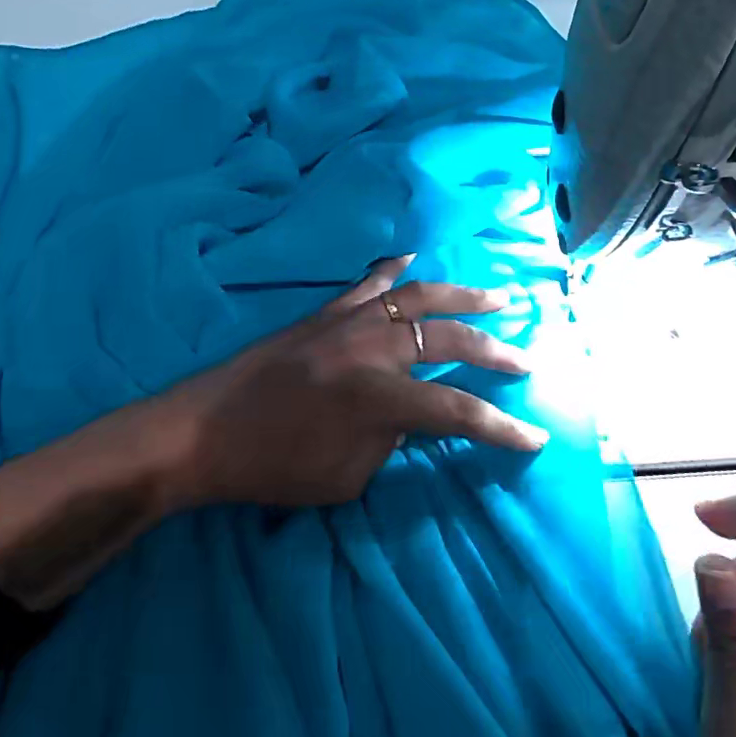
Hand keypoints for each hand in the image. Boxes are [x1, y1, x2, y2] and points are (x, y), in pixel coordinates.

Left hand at [153, 255, 548, 508]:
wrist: (201, 431)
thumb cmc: (273, 465)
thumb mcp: (346, 477)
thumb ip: (393, 443)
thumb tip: (414, 417)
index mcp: (380, 397)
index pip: (459, 412)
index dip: (501, 428)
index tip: (534, 436)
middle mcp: (374, 349)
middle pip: (451, 342)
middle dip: (496, 353)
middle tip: (525, 361)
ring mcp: (350, 322)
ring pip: (420, 297)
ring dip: (464, 297)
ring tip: (497, 298)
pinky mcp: (326, 312)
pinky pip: (368, 282)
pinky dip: (395, 271)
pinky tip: (413, 259)